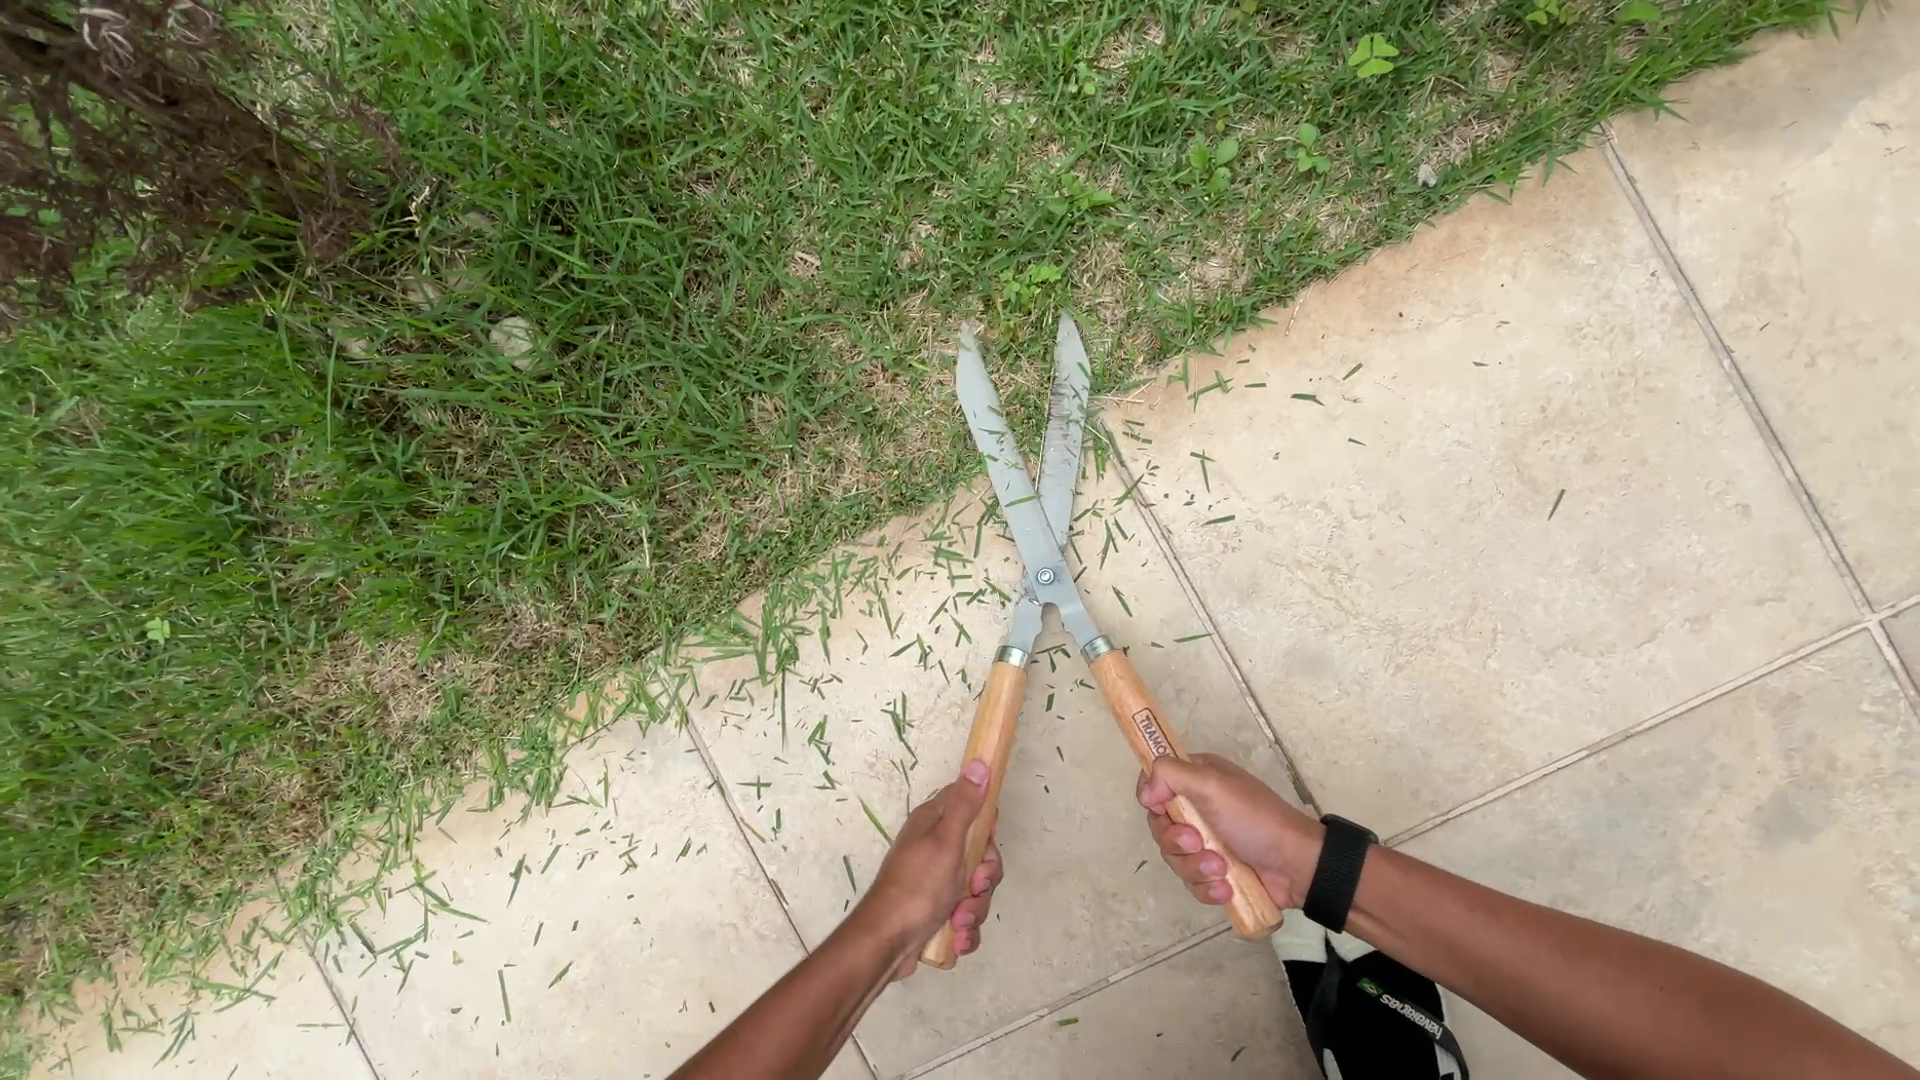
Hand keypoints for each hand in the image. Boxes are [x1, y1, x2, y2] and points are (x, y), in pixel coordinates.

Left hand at [854, 760, 1003, 974]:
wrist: (887, 943)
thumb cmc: (917, 885)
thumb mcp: (946, 840)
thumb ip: (966, 804)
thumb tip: (979, 762)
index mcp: (934, 823)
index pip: (971, 807)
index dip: (985, 825)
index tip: (985, 842)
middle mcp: (936, 847)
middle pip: (980, 853)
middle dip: (984, 878)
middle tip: (974, 886)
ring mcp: (937, 881)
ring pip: (977, 888)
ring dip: (975, 908)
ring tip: (959, 921)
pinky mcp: (939, 910)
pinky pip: (967, 915)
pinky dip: (965, 929)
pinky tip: (956, 937)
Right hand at [1137, 753, 1321, 910]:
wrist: (1297, 866)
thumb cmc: (1255, 819)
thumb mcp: (1212, 784)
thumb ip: (1171, 774)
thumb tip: (1145, 792)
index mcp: (1196, 778)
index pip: (1154, 783)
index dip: (1152, 799)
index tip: (1161, 810)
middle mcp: (1197, 807)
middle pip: (1159, 826)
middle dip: (1177, 841)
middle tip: (1199, 843)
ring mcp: (1206, 841)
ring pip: (1174, 857)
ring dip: (1195, 867)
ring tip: (1221, 870)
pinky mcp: (1214, 871)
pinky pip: (1191, 881)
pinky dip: (1206, 887)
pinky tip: (1225, 887)